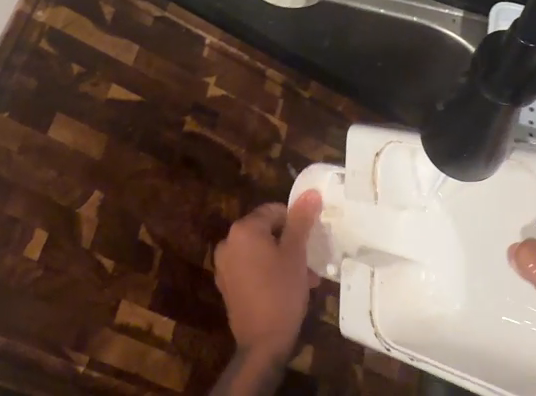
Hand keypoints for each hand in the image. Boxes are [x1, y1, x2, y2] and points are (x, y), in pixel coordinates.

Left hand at [212, 191, 322, 361]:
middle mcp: (228, 242)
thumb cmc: (281, 292)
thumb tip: (311, 192)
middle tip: (310, 263)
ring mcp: (224, 265)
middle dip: (289, 244)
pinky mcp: (226, 285)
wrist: (262, 344)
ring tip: (304, 279)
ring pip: (259, 252)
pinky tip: (286, 289)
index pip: (274, 211)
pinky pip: (250, 268)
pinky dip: (267, 272)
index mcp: (243, 229)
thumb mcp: (296, 254)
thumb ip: (301, 220)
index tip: (310, 241)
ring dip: (281, 260)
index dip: (295, 223)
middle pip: (265, 231)